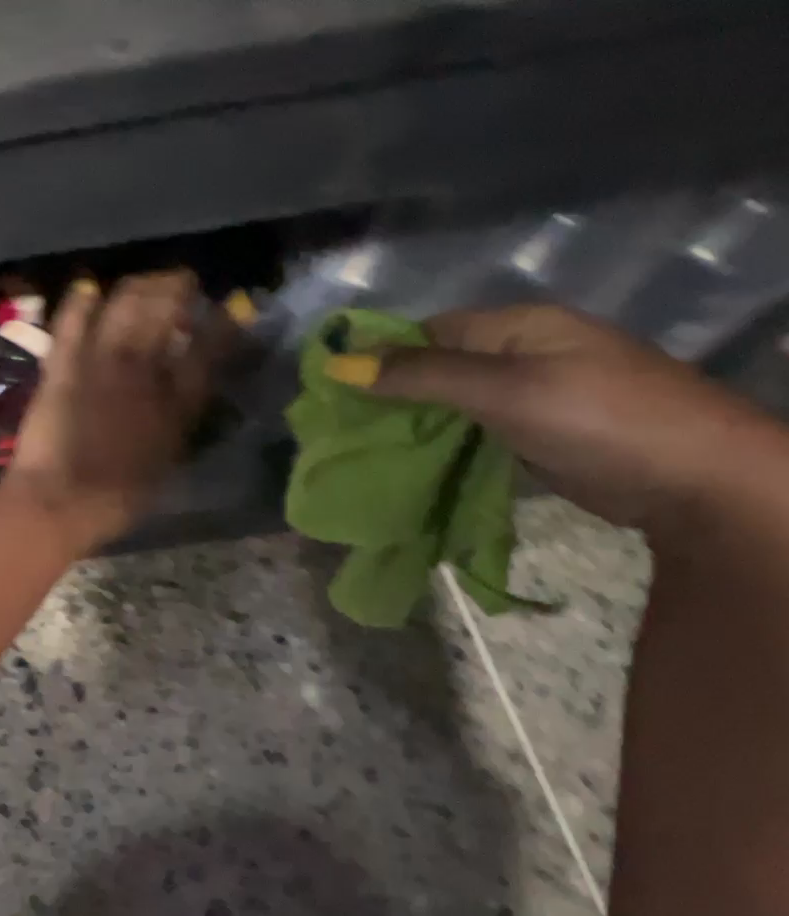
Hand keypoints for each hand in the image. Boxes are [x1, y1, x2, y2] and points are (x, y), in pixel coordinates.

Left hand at [2, 270, 234, 551]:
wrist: (59, 501)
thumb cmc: (116, 499)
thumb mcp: (165, 463)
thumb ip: (178, 423)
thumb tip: (187, 397)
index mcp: (177, 401)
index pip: (210, 349)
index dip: (225, 323)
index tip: (235, 304)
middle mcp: (144, 370)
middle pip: (167, 311)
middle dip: (178, 288)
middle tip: (180, 282)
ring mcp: (100, 362)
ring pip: (126, 304)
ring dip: (139, 286)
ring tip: (144, 283)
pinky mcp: (61, 367)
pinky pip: (71, 323)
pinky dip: (80, 301)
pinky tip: (87, 287)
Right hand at [355, 303, 788, 538]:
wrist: (694, 478)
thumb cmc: (597, 418)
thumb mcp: (503, 390)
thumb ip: (422, 376)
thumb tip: (340, 363)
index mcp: (517, 326)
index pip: (427, 331)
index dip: (380, 354)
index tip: (332, 391)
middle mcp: (519, 353)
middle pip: (435, 367)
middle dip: (388, 394)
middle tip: (340, 428)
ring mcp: (528, 395)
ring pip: (448, 403)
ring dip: (411, 424)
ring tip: (362, 450)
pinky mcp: (532, 434)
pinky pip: (469, 431)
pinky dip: (438, 445)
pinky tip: (407, 463)